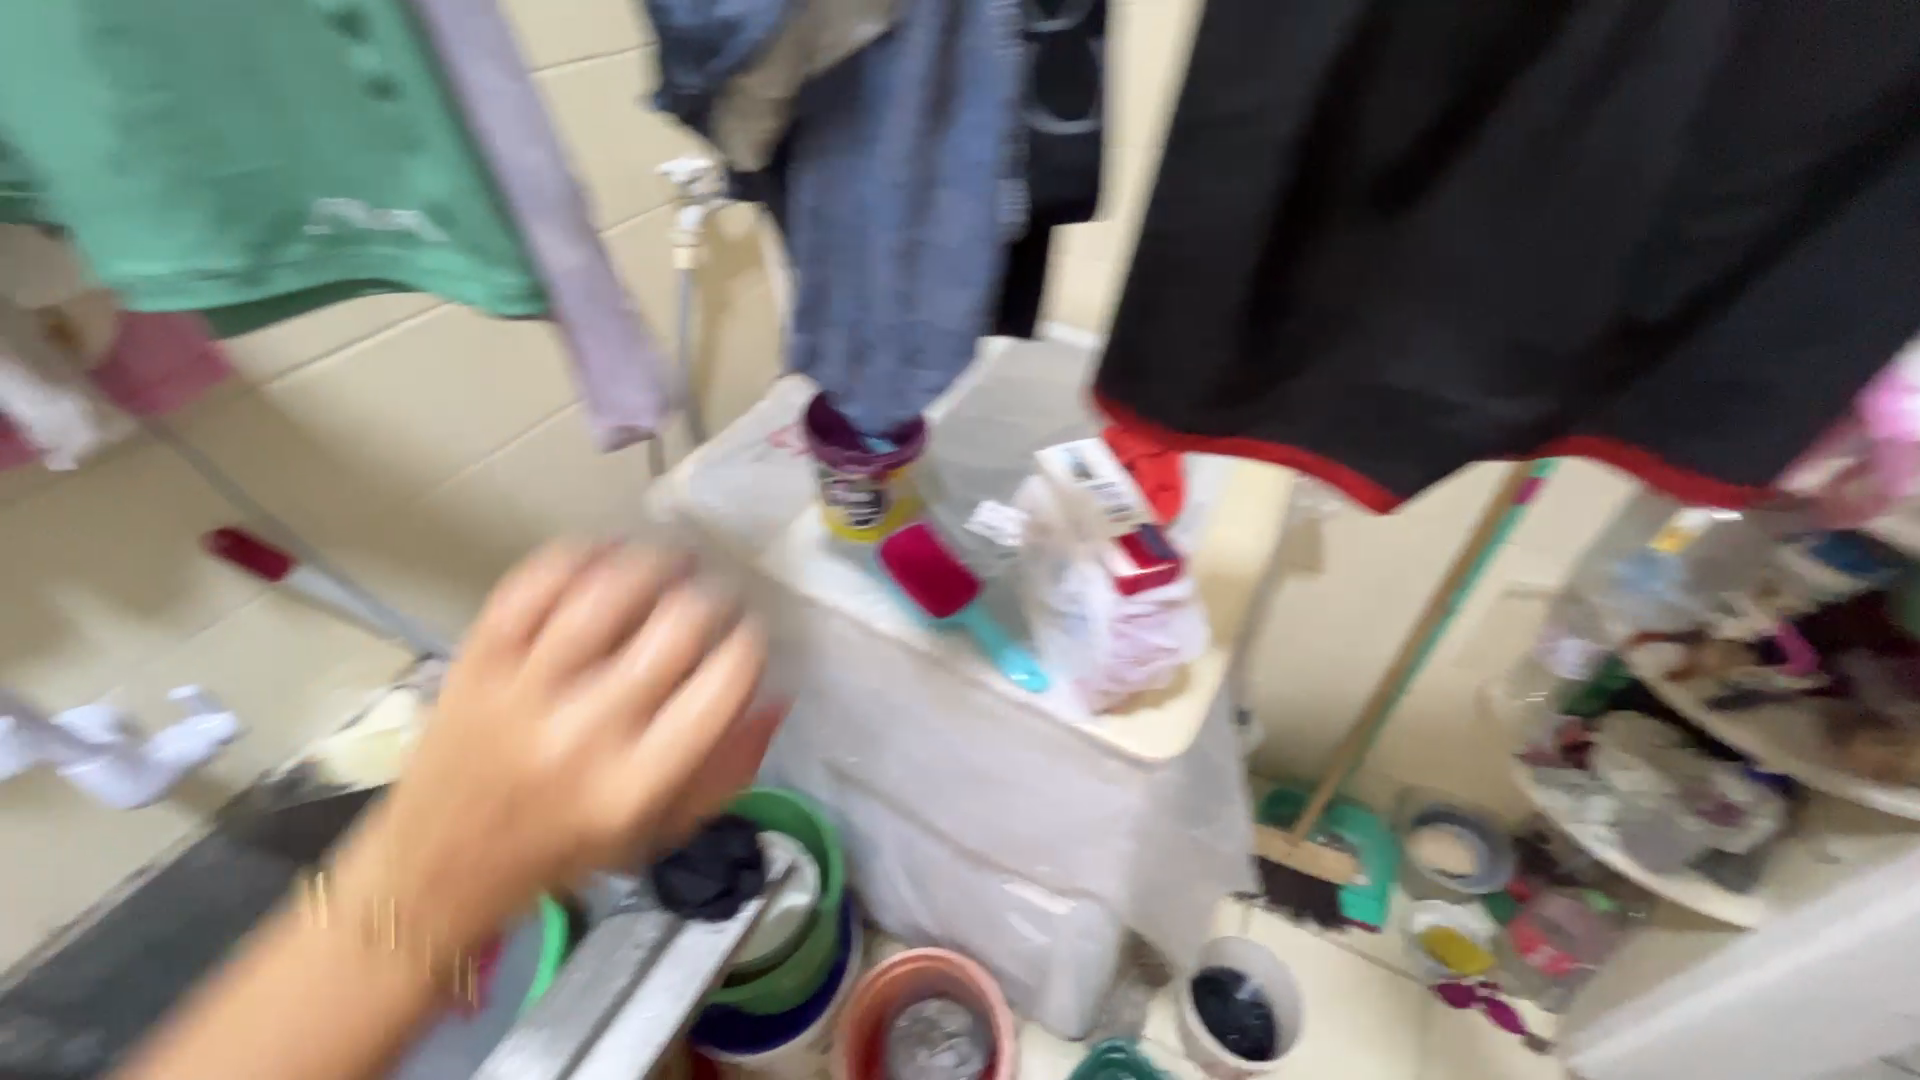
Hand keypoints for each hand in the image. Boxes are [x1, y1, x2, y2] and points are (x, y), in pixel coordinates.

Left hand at [332, 542, 783, 950]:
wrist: (435, 867)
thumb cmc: (568, 848)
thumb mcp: (664, 830)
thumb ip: (729, 767)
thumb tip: (777, 694)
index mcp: (637, 781)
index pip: (723, 683)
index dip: (750, 644)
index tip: (749, 636)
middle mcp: (583, 731)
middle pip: (677, 628)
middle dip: (714, 599)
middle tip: (718, 598)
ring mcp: (523, 689)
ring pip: (607, 594)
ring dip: (657, 565)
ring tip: (676, 563)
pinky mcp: (478, 660)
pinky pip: (533, 584)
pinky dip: (580, 555)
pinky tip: (610, 554)